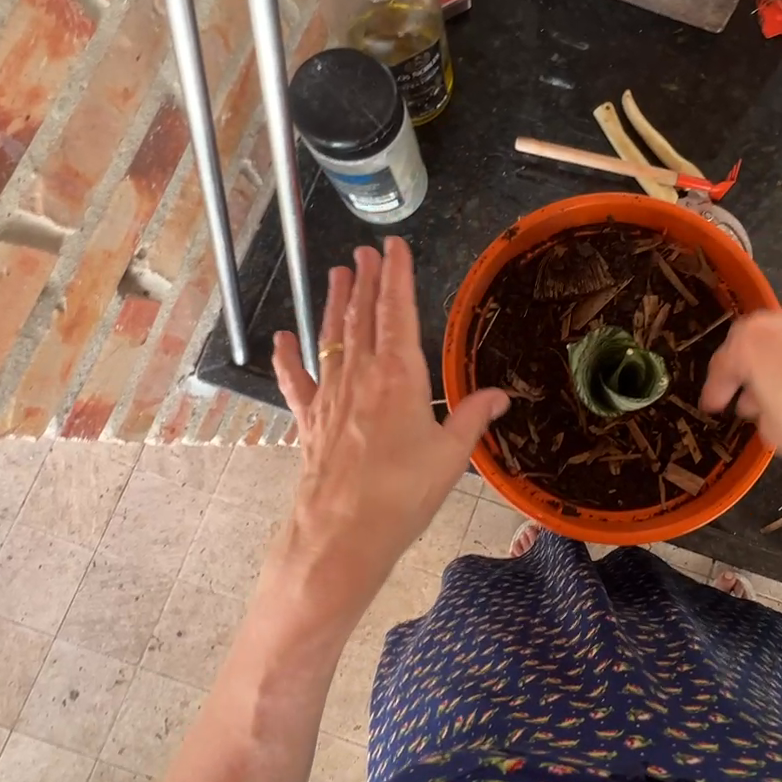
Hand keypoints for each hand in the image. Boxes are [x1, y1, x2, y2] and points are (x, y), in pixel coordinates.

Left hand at [271, 238, 508, 617]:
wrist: (342, 535)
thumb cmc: (403, 493)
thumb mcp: (451, 455)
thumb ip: (472, 418)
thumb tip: (500, 395)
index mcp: (399, 375)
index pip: (398, 311)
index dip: (396, 276)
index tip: (393, 246)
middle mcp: (361, 375)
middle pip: (362, 316)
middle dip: (365, 281)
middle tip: (363, 252)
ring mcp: (330, 396)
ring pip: (331, 338)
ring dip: (334, 304)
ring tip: (337, 274)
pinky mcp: (309, 421)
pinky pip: (296, 381)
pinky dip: (288, 358)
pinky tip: (282, 338)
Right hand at [701, 306, 781, 523]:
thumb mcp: (780, 435)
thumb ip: (760, 412)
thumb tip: (762, 405)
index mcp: (754, 341)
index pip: (723, 363)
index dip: (715, 389)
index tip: (712, 407)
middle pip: (751, 344)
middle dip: (744, 372)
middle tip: (739, 403)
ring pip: (781, 343)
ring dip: (773, 368)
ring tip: (774, 404)